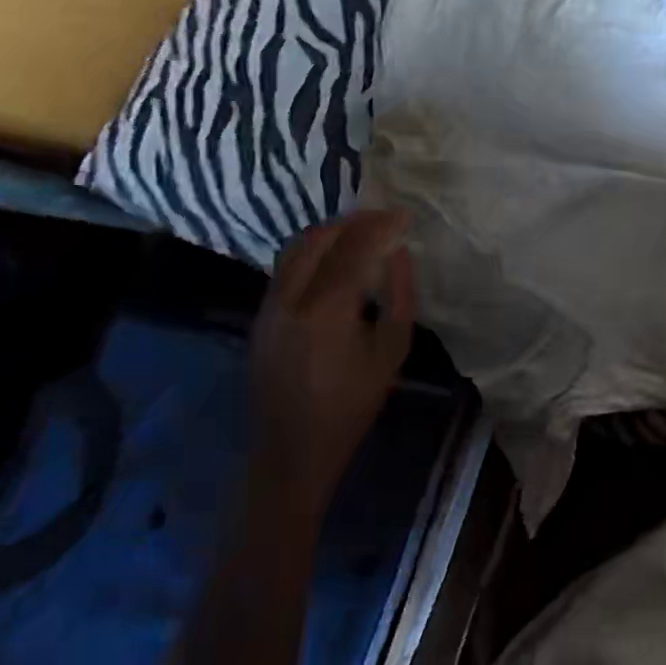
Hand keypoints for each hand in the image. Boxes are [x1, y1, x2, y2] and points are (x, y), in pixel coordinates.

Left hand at [248, 209, 415, 511]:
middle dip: (352, 221)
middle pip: (317, 239)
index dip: (381, 225)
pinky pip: (285, 269)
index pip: (354, 248)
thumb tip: (399, 253)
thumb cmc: (353, 402)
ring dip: (329, 232)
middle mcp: (290, 300)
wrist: (293, 450)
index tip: (405, 215)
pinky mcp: (260, 319)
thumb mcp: (392, 348)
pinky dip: (312, 251)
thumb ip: (399, 295)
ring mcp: (268, 308)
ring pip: (294, 250)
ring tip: (360, 230)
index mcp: (327, 309)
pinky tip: (335, 258)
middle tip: (383, 218)